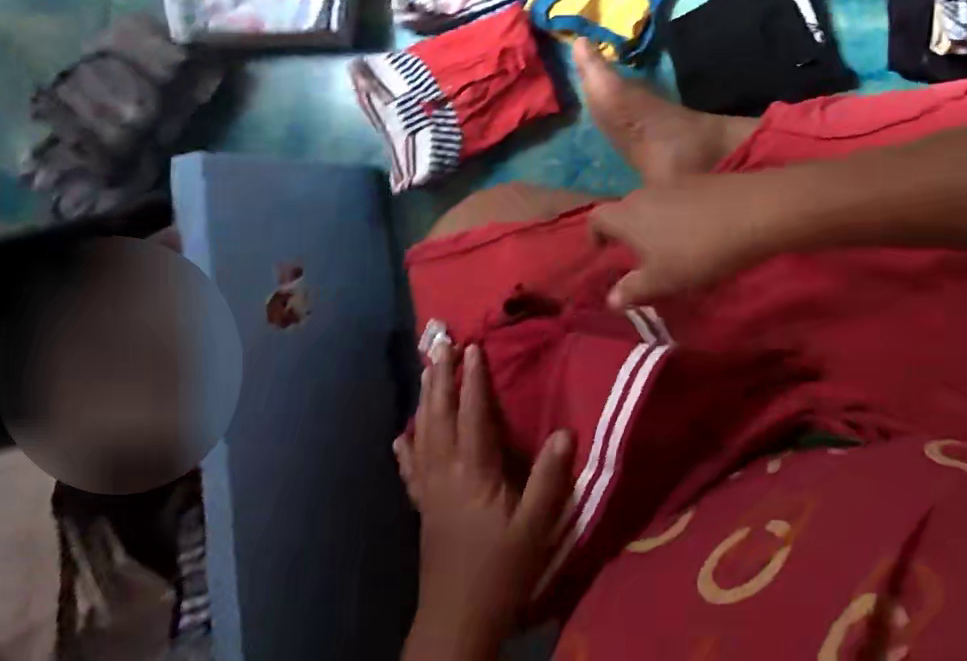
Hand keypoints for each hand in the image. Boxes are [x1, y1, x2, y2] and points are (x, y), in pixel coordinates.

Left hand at [395, 339, 572, 660]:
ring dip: (426, 401)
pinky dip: (407, 446)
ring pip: (423, 436)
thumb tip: (564, 430)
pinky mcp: (425, 509)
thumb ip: (549, 478)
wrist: (457, 621)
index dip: (474, 381)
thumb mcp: (535, 525)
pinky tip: (402, 435)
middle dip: (440, 379)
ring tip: (427, 372)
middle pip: (439, 418)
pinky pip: (412, 469)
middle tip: (440, 345)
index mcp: (473, 474)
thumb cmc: (502, 569)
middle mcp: (445, 475)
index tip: (475, 347)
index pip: (473, 417)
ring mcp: (431, 492)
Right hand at [588, 173, 780, 308]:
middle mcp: (645, 192)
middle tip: (640, 257)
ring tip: (672, 250)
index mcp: (626, 214)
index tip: (602, 252)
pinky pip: (681, 201)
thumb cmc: (696, 251)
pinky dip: (683, 217)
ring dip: (657, 224)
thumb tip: (610, 299)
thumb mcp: (662, 280)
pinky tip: (701, 235)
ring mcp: (676, 183)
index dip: (595, 235)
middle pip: (627, 210)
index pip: (596, 219)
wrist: (752, 213)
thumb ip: (633, 289)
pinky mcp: (703, 181)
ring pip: (655, 204)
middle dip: (629, 232)